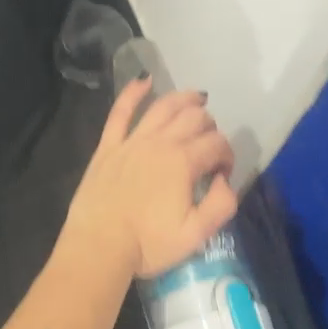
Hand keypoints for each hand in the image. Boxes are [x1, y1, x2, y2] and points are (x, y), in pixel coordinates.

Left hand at [62, 78, 237, 278]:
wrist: (99, 247)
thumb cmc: (149, 244)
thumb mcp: (196, 234)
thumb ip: (221, 204)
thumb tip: (224, 181)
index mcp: (184, 162)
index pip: (217, 144)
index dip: (227, 156)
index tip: (223, 175)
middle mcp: (160, 142)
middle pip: (194, 119)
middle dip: (210, 126)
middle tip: (210, 143)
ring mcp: (132, 141)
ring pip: (163, 107)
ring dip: (184, 99)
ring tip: (197, 99)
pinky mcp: (108, 147)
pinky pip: (120, 111)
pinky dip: (133, 92)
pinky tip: (144, 81)